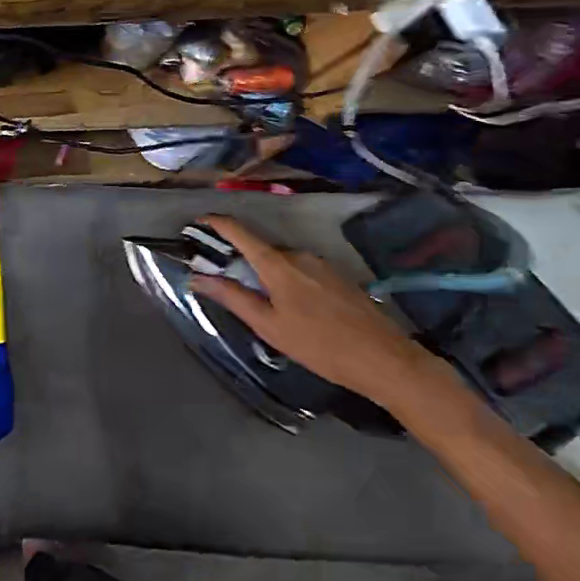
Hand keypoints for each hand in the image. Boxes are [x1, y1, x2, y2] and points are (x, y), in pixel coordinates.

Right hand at [189, 215, 429, 403]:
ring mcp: (320, 262)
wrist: (381, 357)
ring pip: (283, 262)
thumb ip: (234, 298)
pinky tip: (296, 310)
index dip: (217, 223)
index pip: (240, 232)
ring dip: (268, 275)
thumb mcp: (270, 327)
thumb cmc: (319, 345)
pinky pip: (302, 270)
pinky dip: (288, 281)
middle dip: (243, 261)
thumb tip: (198, 277)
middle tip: (229, 285)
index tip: (199, 222)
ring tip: (265, 307)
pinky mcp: (337, 275)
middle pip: (262, 250)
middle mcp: (298, 254)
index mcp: (277, 264)